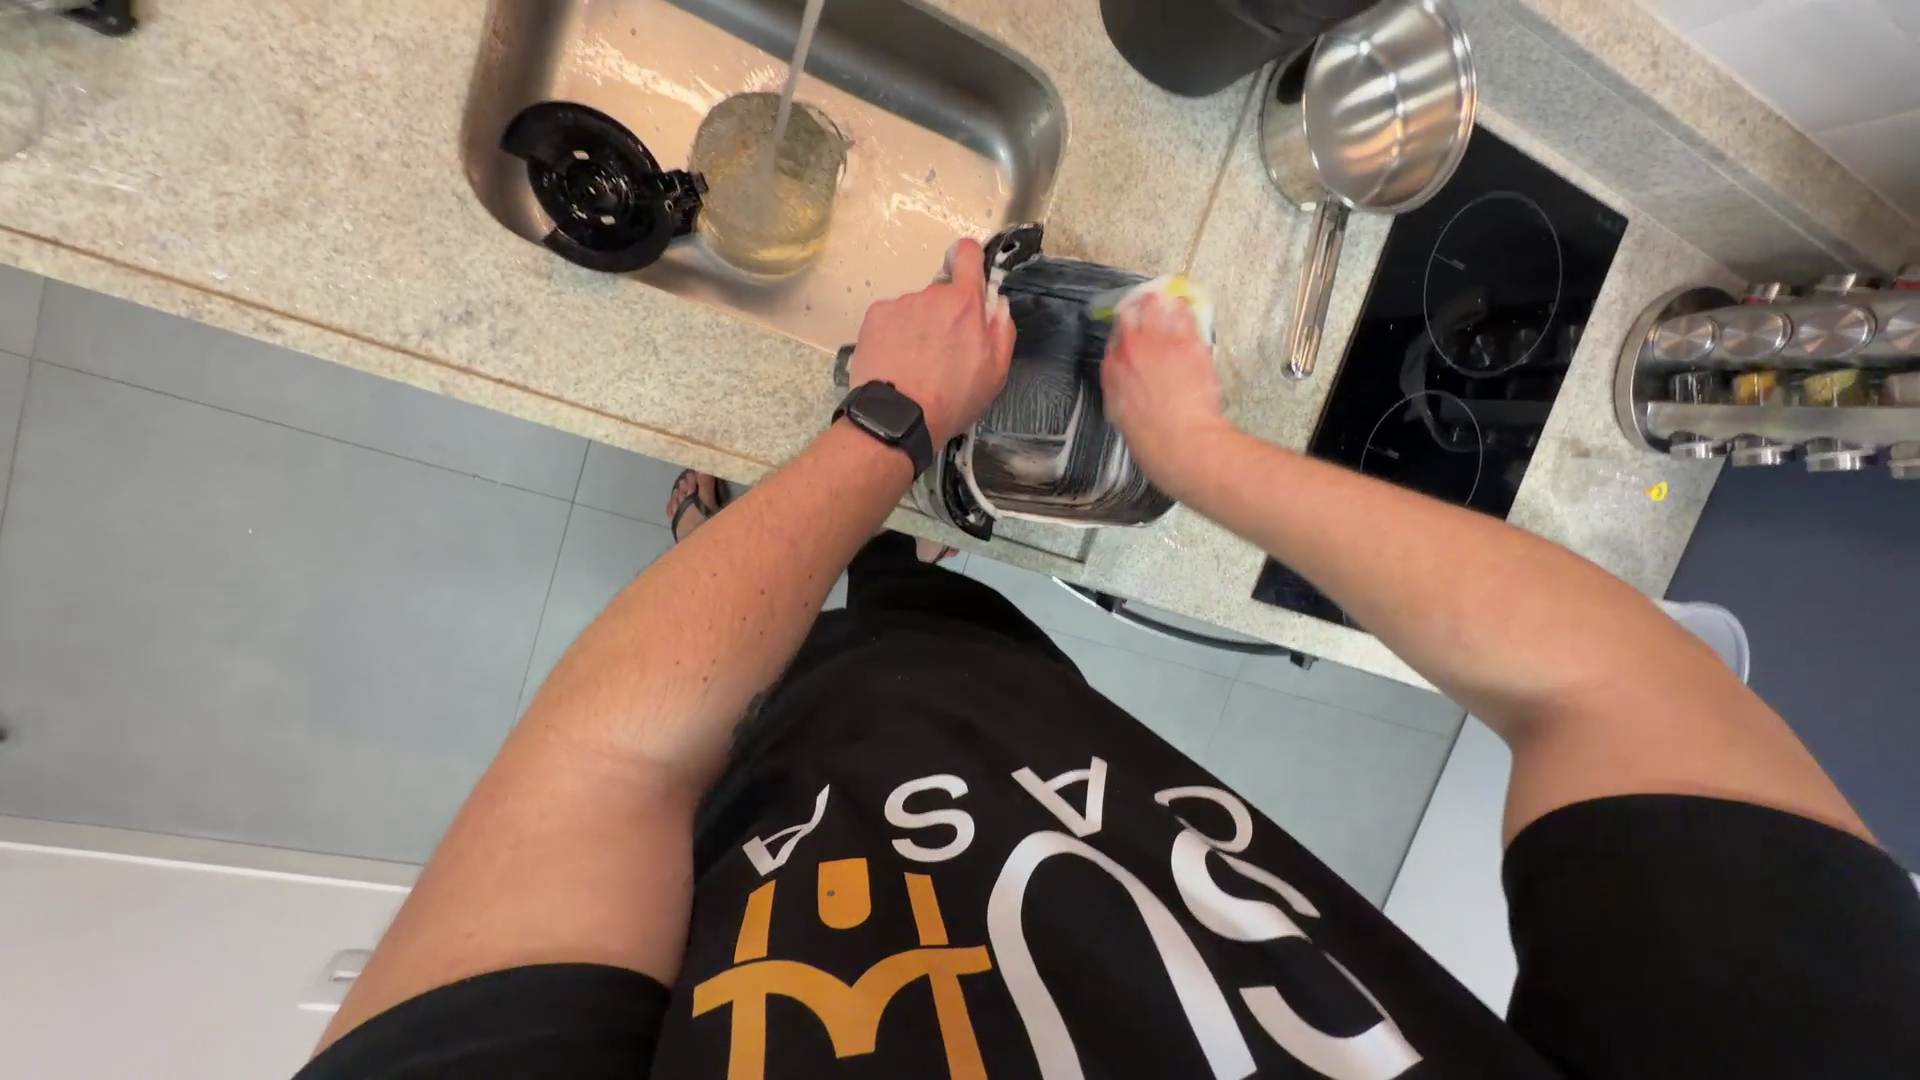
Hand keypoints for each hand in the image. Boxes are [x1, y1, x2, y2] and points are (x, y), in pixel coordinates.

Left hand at [848, 238, 1014, 445]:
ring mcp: (900, 304)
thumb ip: (1002, 330)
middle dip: (943, 315)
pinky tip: (895, 362)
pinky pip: (890, 319)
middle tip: (941, 353)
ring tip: (914, 364)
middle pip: (940, 294)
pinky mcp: (874, 317)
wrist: (899, 418)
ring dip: (917, 328)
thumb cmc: (952, 400)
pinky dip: (893, 335)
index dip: (969, 260)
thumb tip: (998, 304)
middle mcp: (931, 295)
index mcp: (964, 303)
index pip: (968, 255)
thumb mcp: (995, 373)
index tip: (967, 275)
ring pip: (914, 309)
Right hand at [1102, 291, 1231, 491]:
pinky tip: (1186, 308)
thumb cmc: (1151, 436)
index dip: (1123, 328)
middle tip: (1147, 301)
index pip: (1115, 336)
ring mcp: (1164, 342)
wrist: (1180, 440)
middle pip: (1134, 312)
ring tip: (1167, 299)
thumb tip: (1123, 372)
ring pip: (1160, 307)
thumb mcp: (1122, 413)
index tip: (1129, 324)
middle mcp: (1135, 349)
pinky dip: (1185, 310)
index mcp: (1114, 369)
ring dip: (1162, 302)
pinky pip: (1187, 315)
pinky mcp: (1191, 343)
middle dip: (1141, 305)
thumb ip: (1120, 385)